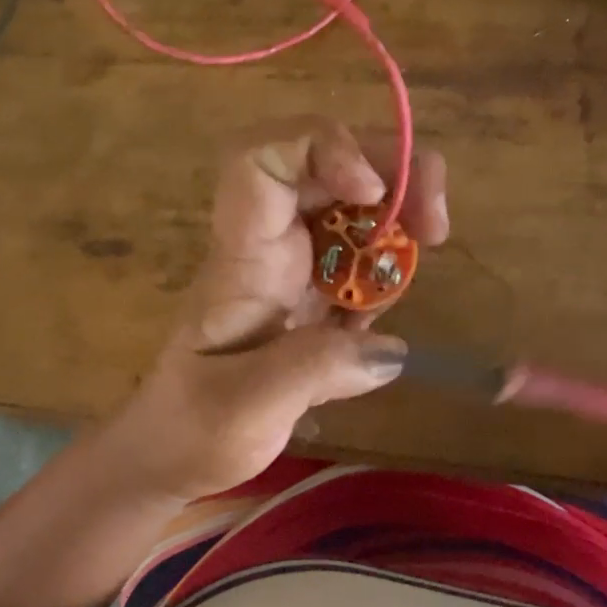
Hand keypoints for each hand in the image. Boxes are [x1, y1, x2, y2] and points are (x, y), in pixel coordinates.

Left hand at [104, 116, 448, 500]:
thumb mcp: (246, 409)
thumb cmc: (191, 431)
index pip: (261, 159)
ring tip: (420, 263)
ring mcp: (289, 272)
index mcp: (242, 259)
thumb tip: (390, 352)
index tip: (371, 194)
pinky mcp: (307, 302)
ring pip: (349, 206)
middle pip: (325, 165)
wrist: (171, 458)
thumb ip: (314, 372)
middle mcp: (267, 250)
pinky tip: (384, 311)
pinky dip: (386, 270)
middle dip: (393, 173)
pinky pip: (357, 259)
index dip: (323, 148)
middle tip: (436, 228)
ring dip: (396, 223)